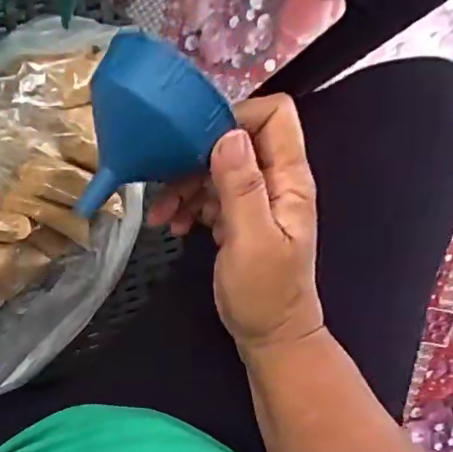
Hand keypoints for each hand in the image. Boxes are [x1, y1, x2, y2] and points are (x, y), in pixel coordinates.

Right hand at [148, 95, 322, 350]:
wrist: (269, 335)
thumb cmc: (264, 293)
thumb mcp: (251, 240)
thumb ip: (241, 187)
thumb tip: (227, 136)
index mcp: (288, 180)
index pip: (273, 116)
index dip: (235, 118)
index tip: (196, 143)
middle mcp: (274, 182)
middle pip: (235, 142)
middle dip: (197, 158)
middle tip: (167, 186)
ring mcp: (255, 202)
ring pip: (216, 170)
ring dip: (185, 187)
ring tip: (164, 216)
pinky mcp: (237, 220)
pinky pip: (209, 198)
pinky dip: (189, 206)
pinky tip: (175, 226)